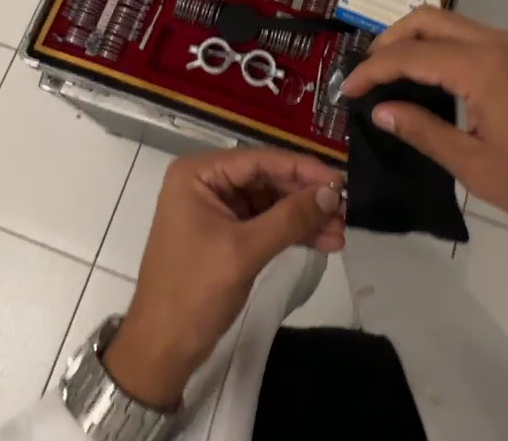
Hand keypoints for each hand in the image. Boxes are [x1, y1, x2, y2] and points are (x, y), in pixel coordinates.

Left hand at [104, 148, 343, 407]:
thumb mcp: (244, 251)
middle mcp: (206, 182)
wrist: (162, 348)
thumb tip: (332, 191)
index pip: (260, 160)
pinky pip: (264, 222)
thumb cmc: (194, 291)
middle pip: (267, 178)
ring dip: (304, 216)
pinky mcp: (224, 233)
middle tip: (345, 210)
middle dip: (306, 197)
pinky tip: (323, 241)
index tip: (340, 180)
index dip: (302, 169)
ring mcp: (215, 208)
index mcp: (198, 173)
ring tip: (341, 232)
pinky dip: (291, 232)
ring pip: (270, 201)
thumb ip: (290, 218)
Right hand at [342, 8, 507, 264]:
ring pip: (452, 25)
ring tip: (392, 77)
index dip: (372, 70)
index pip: (410, 54)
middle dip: (390, 40)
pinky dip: (443, 48)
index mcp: (483, 68)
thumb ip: (424, 133)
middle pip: (429, 20)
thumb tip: (381, 110)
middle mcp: (498, 44)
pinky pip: (474, 39)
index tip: (345, 92)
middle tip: (367, 75)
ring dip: (417, 41)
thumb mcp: (478, 167)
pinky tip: (433, 81)